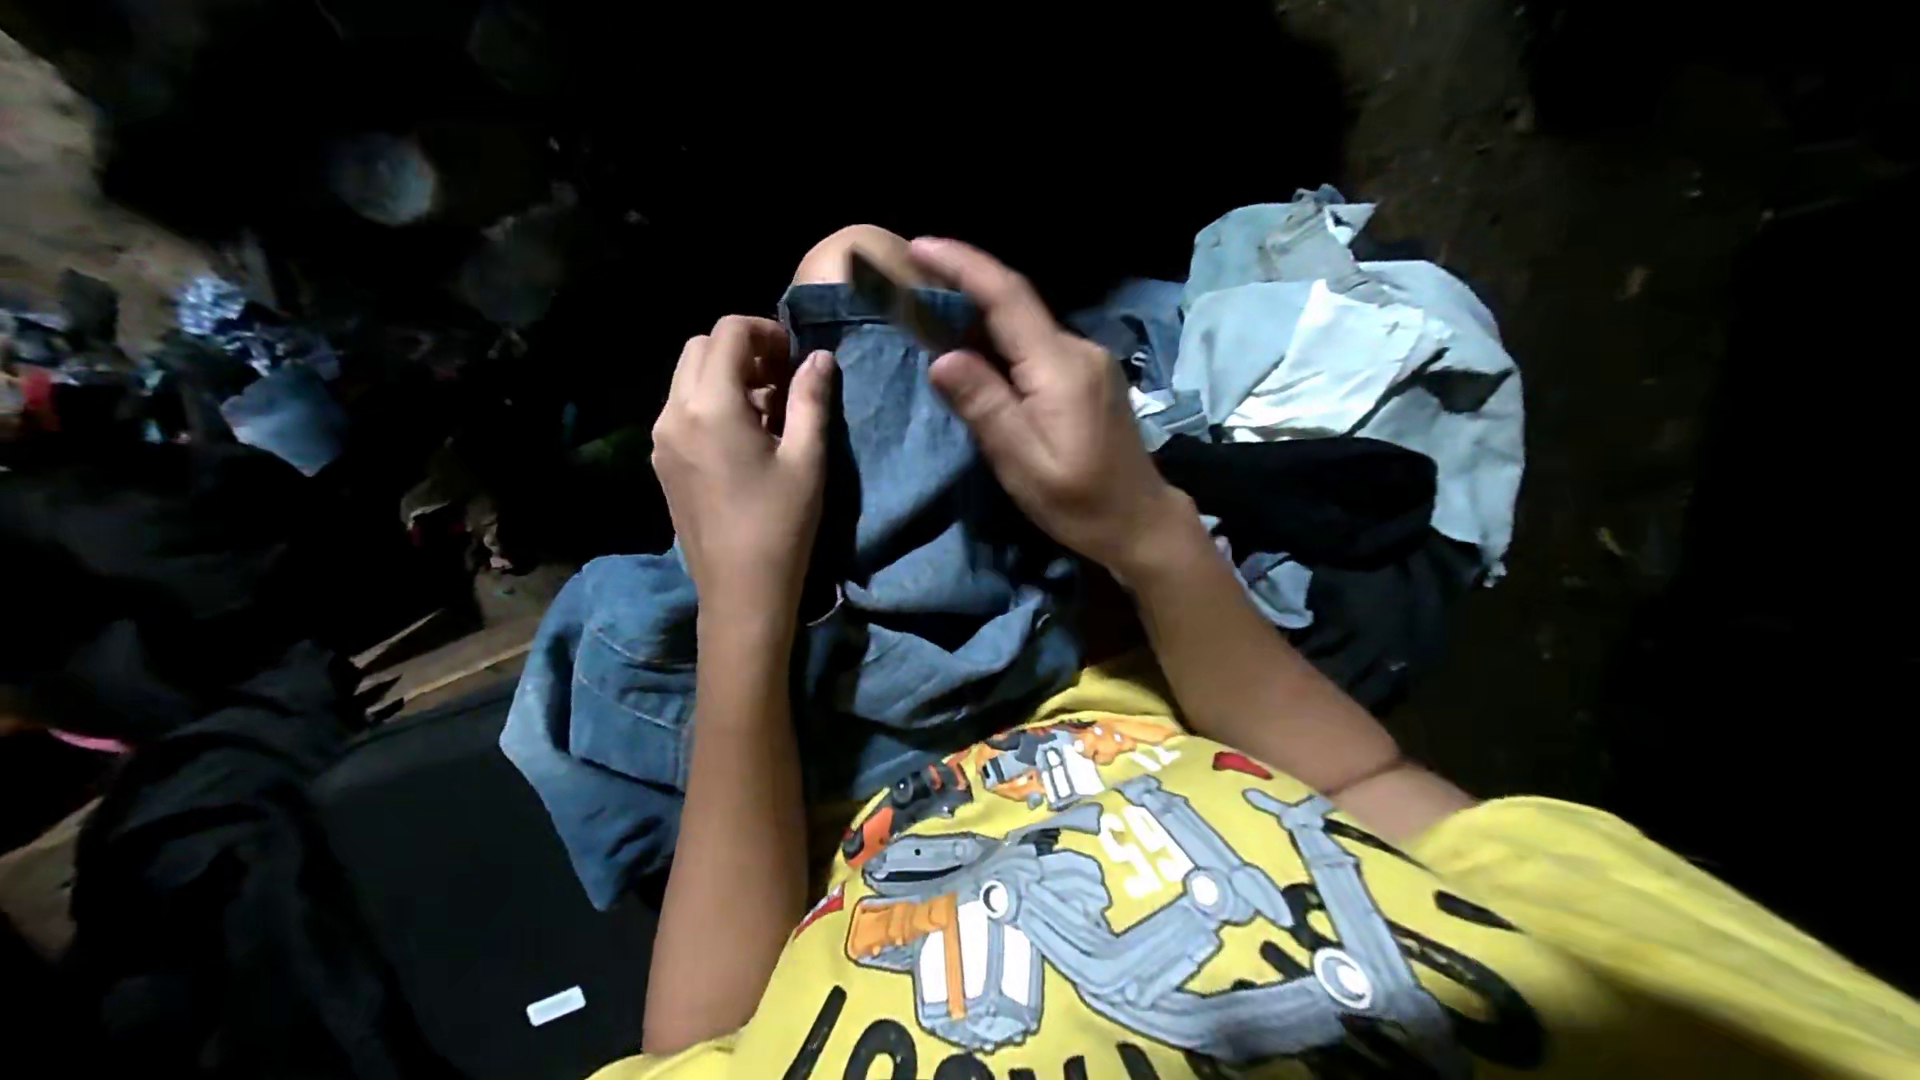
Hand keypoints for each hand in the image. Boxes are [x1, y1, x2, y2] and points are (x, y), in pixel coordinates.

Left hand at [651, 315, 835, 627]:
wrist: (741, 590)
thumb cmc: (781, 524)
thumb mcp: (807, 459)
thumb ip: (812, 399)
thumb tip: (819, 358)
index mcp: (710, 405)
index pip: (727, 332)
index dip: (764, 330)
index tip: (793, 354)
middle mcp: (674, 413)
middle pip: (699, 348)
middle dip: (741, 349)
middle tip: (781, 378)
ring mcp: (661, 440)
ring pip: (687, 378)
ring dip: (724, 376)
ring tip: (767, 410)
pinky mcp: (662, 463)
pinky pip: (681, 410)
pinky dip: (710, 403)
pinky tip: (743, 437)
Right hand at [911, 238, 1199, 579]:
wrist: (1140, 521)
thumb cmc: (1079, 502)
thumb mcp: (1022, 462)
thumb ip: (984, 406)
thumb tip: (942, 357)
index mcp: (1060, 367)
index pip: (1008, 298)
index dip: (963, 266)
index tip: (920, 246)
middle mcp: (1079, 350)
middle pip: (1017, 305)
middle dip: (965, 286)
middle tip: (915, 282)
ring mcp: (1090, 361)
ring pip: (1027, 325)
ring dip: (982, 315)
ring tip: (935, 317)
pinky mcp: (1090, 376)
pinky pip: (1039, 345)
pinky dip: (1004, 341)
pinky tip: (980, 354)